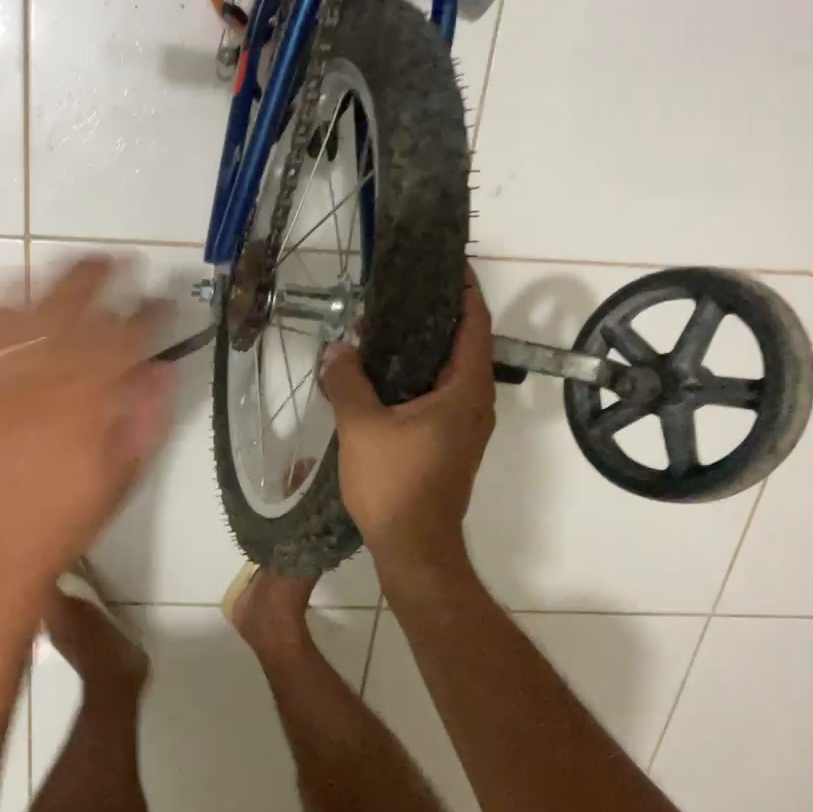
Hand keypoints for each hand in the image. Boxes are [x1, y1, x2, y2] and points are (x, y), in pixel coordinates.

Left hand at [0, 256, 174, 596]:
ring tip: (73, 271)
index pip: (128, 333)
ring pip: (29, 304)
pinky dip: (2, 305)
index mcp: (89, 397)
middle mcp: (44, 374)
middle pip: (76, 300)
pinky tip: (16, 300)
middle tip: (124, 265)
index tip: (162, 301)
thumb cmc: (68, 516)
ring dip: (55, 278)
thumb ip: (144, 415)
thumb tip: (162, 370)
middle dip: (105, 273)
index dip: (151, 309)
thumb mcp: (123, 472)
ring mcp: (1, 376)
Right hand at [319, 270, 494, 562]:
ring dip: (420, 350)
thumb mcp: (362, 426)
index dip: (465, 292)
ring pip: (448, 374)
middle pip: (463, 346)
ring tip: (381, 332)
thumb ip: (347, 382)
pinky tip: (379, 379)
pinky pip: (437, 397)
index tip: (450, 264)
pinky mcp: (449, 446)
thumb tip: (338, 351)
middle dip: (434, 317)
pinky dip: (415, 378)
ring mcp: (465, 428)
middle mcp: (475, 404)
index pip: (474, 326)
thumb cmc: (395, 483)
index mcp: (465, 391)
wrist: (413, 546)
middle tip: (399, 294)